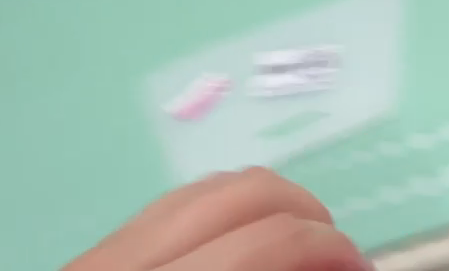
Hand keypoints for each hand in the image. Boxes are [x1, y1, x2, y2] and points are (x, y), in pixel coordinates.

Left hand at [65, 168, 367, 270]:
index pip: (268, 243)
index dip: (330, 249)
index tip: (359, 270)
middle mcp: (124, 267)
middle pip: (247, 192)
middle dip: (310, 215)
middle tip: (335, 256)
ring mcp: (99, 256)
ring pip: (213, 185)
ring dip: (272, 204)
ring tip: (295, 245)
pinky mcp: (89, 258)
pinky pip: (178, 204)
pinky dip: (228, 210)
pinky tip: (242, 246)